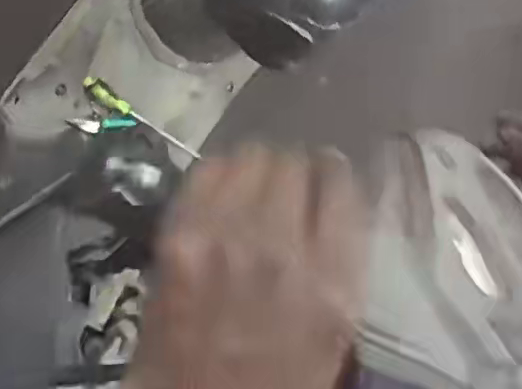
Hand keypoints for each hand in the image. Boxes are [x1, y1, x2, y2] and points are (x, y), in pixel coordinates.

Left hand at [125, 145, 366, 388]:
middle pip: (293, 162)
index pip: (340, 185)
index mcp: (330, 283)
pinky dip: (221, 173)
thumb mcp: (333, 327)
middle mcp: (279, 248)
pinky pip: (208, 167)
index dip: (334, 171)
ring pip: (251, 154)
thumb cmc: (276, 374)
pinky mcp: (181, 229)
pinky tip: (223, 192)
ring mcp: (224, 234)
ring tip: (254, 185)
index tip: (327, 170)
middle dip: (294, 168)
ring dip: (258, 167)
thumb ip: (340, 255)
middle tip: (286, 182)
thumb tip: (336, 190)